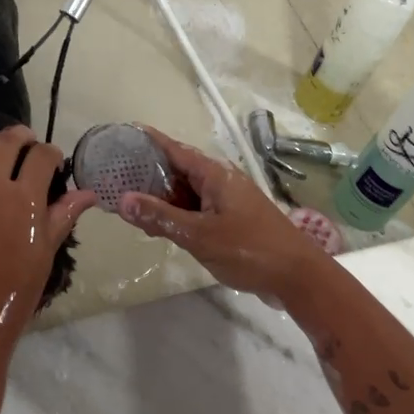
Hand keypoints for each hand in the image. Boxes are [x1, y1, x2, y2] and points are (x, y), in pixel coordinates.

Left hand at [0, 126, 96, 344]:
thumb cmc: (16, 292)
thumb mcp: (45, 253)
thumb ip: (63, 216)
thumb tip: (87, 193)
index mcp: (23, 198)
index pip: (41, 158)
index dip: (51, 153)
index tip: (53, 159)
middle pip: (4, 144)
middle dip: (19, 135)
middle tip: (26, 140)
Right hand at [118, 125, 328, 298]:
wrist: (298, 277)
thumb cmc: (249, 249)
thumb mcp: (199, 235)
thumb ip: (161, 217)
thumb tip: (123, 200)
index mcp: (213, 173)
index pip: (173, 148)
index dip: (148, 141)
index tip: (122, 136)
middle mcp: (219, 180)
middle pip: (177, 169)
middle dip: (148, 173)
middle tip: (115, 176)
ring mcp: (227, 200)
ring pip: (186, 191)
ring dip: (162, 197)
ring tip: (130, 203)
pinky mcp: (231, 220)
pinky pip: (197, 208)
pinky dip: (178, 213)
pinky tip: (160, 226)